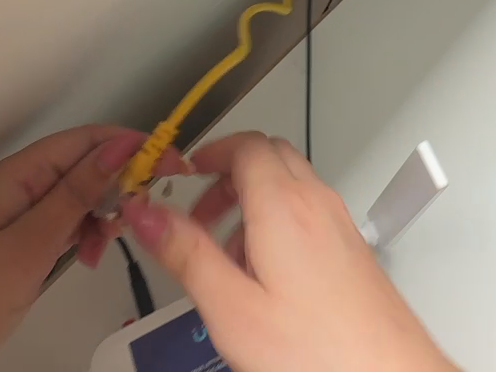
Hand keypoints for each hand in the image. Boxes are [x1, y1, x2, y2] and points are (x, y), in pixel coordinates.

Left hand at [0, 125, 182, 371]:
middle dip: (116, 182)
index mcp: (10, 177)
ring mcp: (7, 219)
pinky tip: (89, 256)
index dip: (129, 145)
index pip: (82, 141)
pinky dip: (80, 235)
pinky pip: (56, 224)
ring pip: (72, 197)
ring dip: (99, 213)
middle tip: (145, 213)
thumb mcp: (27, 250)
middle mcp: (10, 187)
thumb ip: (76, 195)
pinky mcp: (7, 248)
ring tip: (109, 245)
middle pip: (79, 166)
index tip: (172, 164)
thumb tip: (122, 143)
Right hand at [123, 133, 455, 371]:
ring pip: (288, 182)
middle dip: (228, 175)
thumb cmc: (319, 350)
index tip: (185, 174)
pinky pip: (306, 209)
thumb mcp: (232, 308)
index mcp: (284, 205)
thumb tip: (147, 215)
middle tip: (199, 214)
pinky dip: (276, 219)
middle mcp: (315, 201)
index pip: (246, 144)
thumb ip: (186, 254)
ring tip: (225, 256)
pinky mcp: (348, 242)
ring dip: (251, 200)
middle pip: (268, 155)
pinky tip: (264, 274)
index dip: (212, 152)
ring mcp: (336, 219)